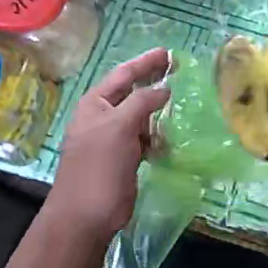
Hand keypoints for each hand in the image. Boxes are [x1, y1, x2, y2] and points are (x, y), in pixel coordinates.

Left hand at [50, 48, 172, 240]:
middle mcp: (103, 117)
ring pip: (141, 116)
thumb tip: (164, 88)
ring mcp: (113, 139)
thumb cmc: (99, 166)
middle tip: (179, 70)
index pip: (123, 74)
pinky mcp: (125, 158)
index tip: (168, 52)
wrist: (86, 215)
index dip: (145, 62)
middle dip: (153, 82)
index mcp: (95, 104)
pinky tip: (172, 134)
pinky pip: (145, 138)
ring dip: (158, 110)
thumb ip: (141, 102)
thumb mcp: (119, 127)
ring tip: (181, 101)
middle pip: (132, 93)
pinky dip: (158, 134)